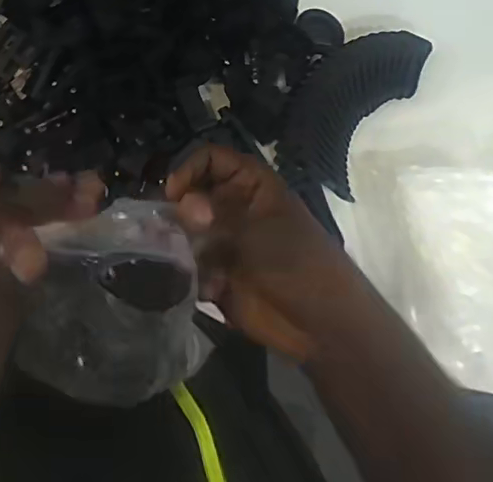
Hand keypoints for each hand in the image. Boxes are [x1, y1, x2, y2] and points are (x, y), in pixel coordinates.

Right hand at [170, 146, 492, 481]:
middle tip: (158, 229)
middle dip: (173, 209)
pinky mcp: (221, 279)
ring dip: (173, 242)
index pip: (210, 157)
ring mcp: (227, 243)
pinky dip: (180, 272)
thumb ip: (218, 220)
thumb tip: (178, 206)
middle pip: (191, 193)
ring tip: (162, 257)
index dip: (189, 166)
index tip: (173, 191)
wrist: (335, 334)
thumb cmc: (309, 272)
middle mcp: (237, 210)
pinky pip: (189, 266)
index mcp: (253, 187)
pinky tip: (178, 281)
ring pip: (186, 230)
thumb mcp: (265, 237)